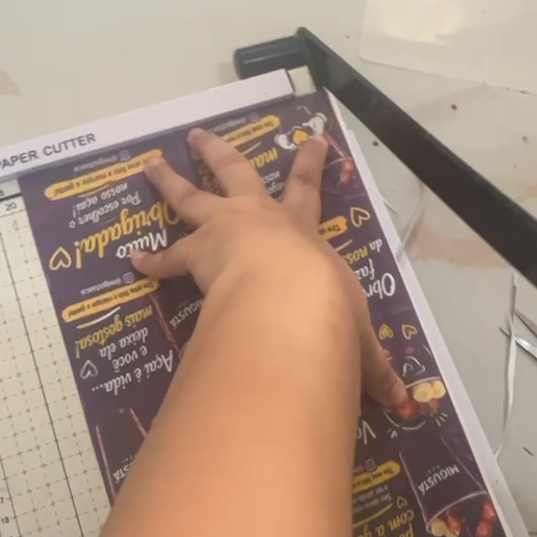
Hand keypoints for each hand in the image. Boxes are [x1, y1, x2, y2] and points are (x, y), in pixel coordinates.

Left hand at [129, 128, 406, 407]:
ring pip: (191, 196)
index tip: (314, 138)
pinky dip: (152, 261)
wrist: (289, 293)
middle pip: (236, 173)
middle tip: (197, 135)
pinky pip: (170, 255)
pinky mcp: (199, 251)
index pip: (309, 188)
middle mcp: (261, 216)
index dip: (311, 163)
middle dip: (218, 152)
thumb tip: (402, 401)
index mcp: (301, 227)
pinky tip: (134, 262)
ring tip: (150, 163)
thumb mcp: (355, 331)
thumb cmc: (325, 301)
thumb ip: (371, 365)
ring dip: (170, 180)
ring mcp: (226, 227)